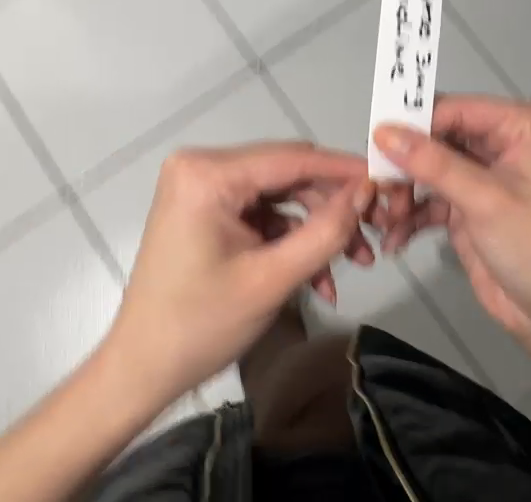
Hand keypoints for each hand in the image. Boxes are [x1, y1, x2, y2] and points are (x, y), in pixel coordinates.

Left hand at [103, 142, 373, 406]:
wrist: (140, 372)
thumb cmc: (199, 326)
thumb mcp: (272, 280)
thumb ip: (326, 231)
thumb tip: (368, 191)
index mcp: (208, 174)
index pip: (293, 159)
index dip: (345, 171)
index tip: (390, 183)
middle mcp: (203, 167)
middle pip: (290, 174)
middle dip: (334, 207)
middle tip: (375, 234)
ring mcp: (204, 188)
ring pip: (283, 195)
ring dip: (317, 228)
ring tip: (355, 263)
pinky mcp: (209, 210)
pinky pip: (265, 213)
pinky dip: (292, 240)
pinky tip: (318, 277)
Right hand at [373, 96, 530, 361]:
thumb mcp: (484, 201)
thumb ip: (433, 164)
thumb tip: (383, 132)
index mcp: (517, 125)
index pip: (453, 109)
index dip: (414, 124)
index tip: (374, 145)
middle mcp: (499, 141)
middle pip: (435, 137)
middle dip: (404, 163)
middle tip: (375, 188)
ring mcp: (481, 174)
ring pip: (426, 168)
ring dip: (403, 193)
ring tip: (386, 220)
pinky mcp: (466, 205)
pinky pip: (428, 199)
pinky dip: (410, 216)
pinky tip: (394, 239)